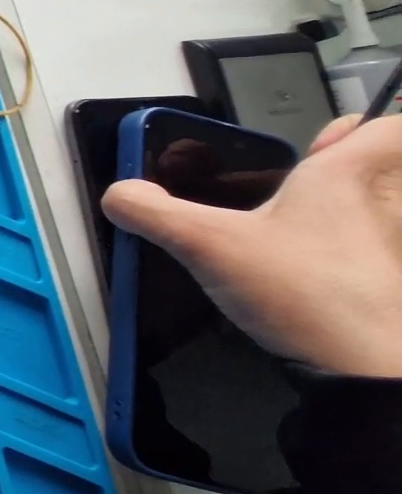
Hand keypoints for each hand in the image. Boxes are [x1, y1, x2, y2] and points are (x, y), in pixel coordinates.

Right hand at [104, 115, 401, 378]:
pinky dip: (348, 246)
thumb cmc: (301, 288)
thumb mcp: (201, 241)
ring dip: (355, 204)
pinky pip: (371, 250)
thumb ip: (147, 210)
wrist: (372, 372)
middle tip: (325, 158)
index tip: (346, 124)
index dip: (374, 121)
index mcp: (342, 180)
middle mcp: (380, 206)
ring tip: (309, 207)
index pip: (387, 128)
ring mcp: (386, 250)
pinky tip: (308, 258)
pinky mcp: (383, 289)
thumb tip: (118, 193)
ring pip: (384, 209)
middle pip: (393, 168)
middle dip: (361, 160)